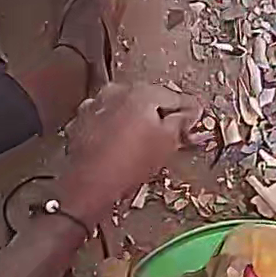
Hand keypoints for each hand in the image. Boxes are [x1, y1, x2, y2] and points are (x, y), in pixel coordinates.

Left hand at [55, 82, 199, 217]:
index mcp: (142, 92)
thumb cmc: (131, 162)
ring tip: (144, 144)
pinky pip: (106, 121)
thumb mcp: (168, 142)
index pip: (175, 97)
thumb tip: (188, 113)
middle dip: (160, 115)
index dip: (189, 111)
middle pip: (147, 100)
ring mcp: (94, 105)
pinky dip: (115, 130)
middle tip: (172, 135)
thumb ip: (181, 121)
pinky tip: (120, 147)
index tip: (195, 119)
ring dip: (135, 121)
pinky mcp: (80, 123)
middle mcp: (116, 91)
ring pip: (124, 109)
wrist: (89, 185)